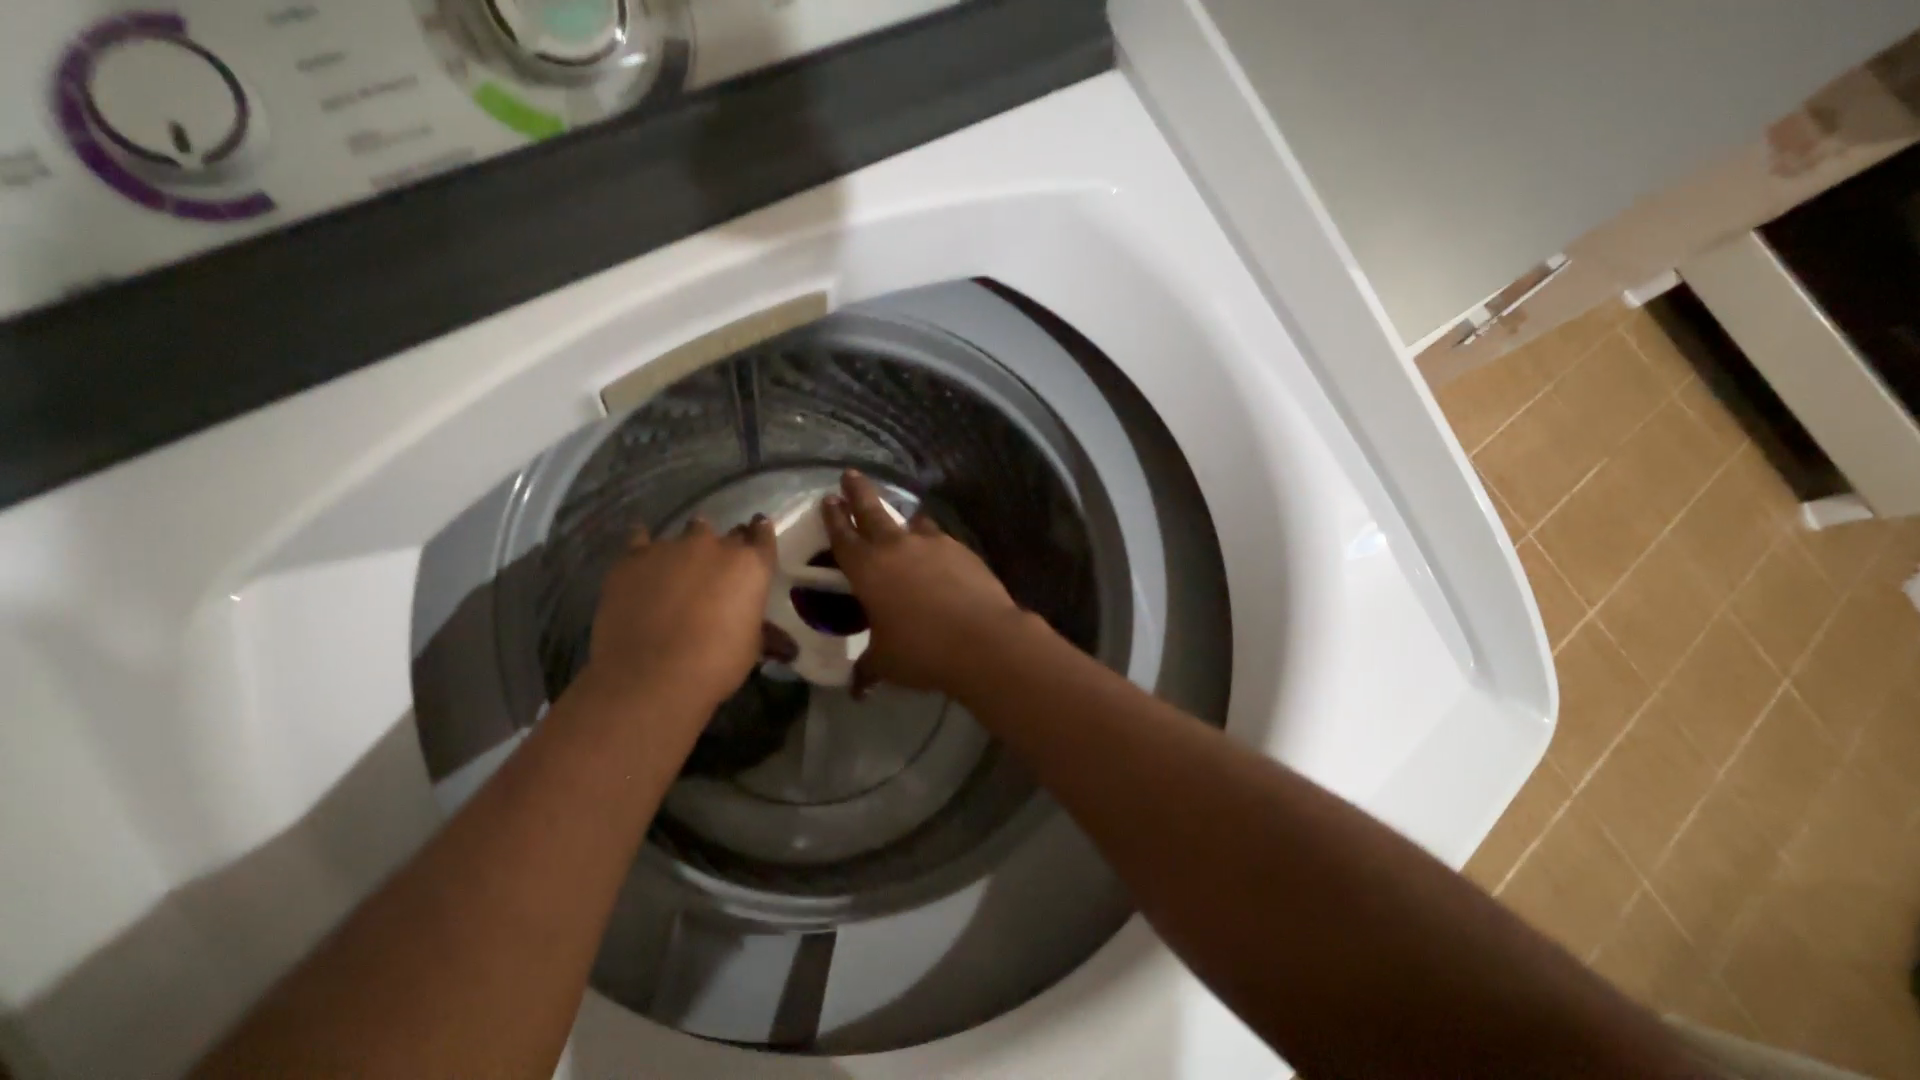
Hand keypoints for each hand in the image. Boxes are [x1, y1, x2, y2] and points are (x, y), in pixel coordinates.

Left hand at [585, 517, 779, 712]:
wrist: (649, 676)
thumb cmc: (715, 665)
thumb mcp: (751, 649)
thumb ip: (763, 633)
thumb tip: (787, 647)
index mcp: (751, 566)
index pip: (762, 535)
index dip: (759, 536)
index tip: (755, 541)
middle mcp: (714, 546)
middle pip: (727, 533)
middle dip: (726, 546)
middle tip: (719, 568)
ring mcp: (672, 547)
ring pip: (687, 532)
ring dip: (689, 546)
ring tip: (680, 566)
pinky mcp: (634, 557)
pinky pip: (640, 538)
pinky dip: (645, 548)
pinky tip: (644, 561)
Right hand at [821, 471, 1030, 696]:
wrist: (983, 640)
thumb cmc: (921, 651)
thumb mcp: (885, 663)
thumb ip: (868, 668)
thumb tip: (857, 688)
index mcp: (867, 569)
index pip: (842, 536)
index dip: (833, 518)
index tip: (828, 500)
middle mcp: (896, 547)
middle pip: (872, 510)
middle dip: (858, 492)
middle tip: (850, 474)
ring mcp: (933, 544)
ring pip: (912, 521)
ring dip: (902, 518)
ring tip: (902, 520)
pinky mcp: (963, 551)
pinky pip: (940, 540)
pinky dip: (932, 543)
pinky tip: (938, 555)